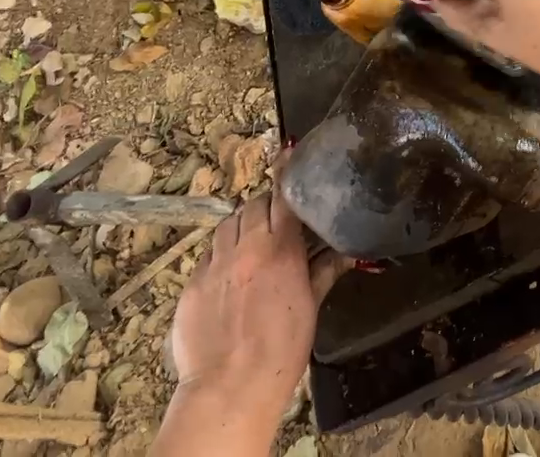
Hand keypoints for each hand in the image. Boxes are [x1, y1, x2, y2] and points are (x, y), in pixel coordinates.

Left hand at [167, 192, 345, 411]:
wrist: (229, 388)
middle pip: (253, 205)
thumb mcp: (312, 307)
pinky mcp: (190, 286)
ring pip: (227, 224)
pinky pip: (207, 255)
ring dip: (242, 223)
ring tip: (253, 239)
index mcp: (279, 250)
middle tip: (279, 216)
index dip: (287, 172)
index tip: (290, 152)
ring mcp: (213, 266)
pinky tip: (230, 272)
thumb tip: (349, 253)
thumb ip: (325, 272)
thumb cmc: (282, 349)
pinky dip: (221, 253)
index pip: (283, 196)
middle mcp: (244, 248)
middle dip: (267, 204)